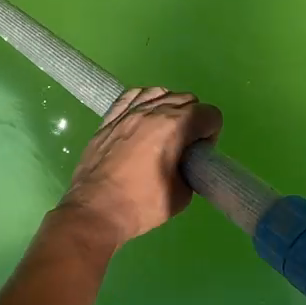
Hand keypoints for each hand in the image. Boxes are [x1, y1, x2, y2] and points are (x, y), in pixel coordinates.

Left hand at [57, 87, 222, 246]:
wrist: (95, 211)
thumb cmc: (141, 206)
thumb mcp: (181, 195)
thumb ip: (189, 171)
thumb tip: (183, 165)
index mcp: (175, 127)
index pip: (209, 114)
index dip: (211, 134)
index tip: (200, 153)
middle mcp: (152, 111)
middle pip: (186, 99)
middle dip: (192, 120)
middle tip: (184, 146)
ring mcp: (127, 113)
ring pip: (158, 93)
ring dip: (168, 107)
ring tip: (163, 131)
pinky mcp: (107, 121)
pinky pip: (130, 97)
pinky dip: (141, 102)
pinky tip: (141, 118)